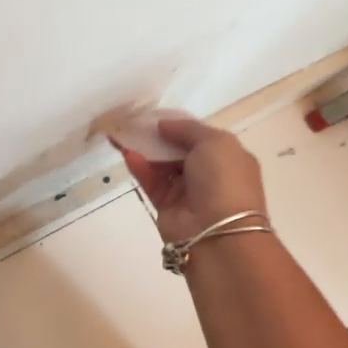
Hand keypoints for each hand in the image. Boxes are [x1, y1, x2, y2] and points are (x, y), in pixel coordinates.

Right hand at [116, 117, 266, 243]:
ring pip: (161, 164)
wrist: (218, 232)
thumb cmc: (224, 180)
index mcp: (226, 156)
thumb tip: (164, 125)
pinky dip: (140, 167)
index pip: (198, 136)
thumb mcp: (215, 142)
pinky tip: (127, 153)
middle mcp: (207, 173)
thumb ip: (187, 129)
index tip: (155, 114)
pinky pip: (152, 181)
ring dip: (143, 148)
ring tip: (121, 133)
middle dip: (156, 135)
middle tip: (132, 121)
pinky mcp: (167, 206)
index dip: (177, 125)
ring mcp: (187, 190)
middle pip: (177, 149)